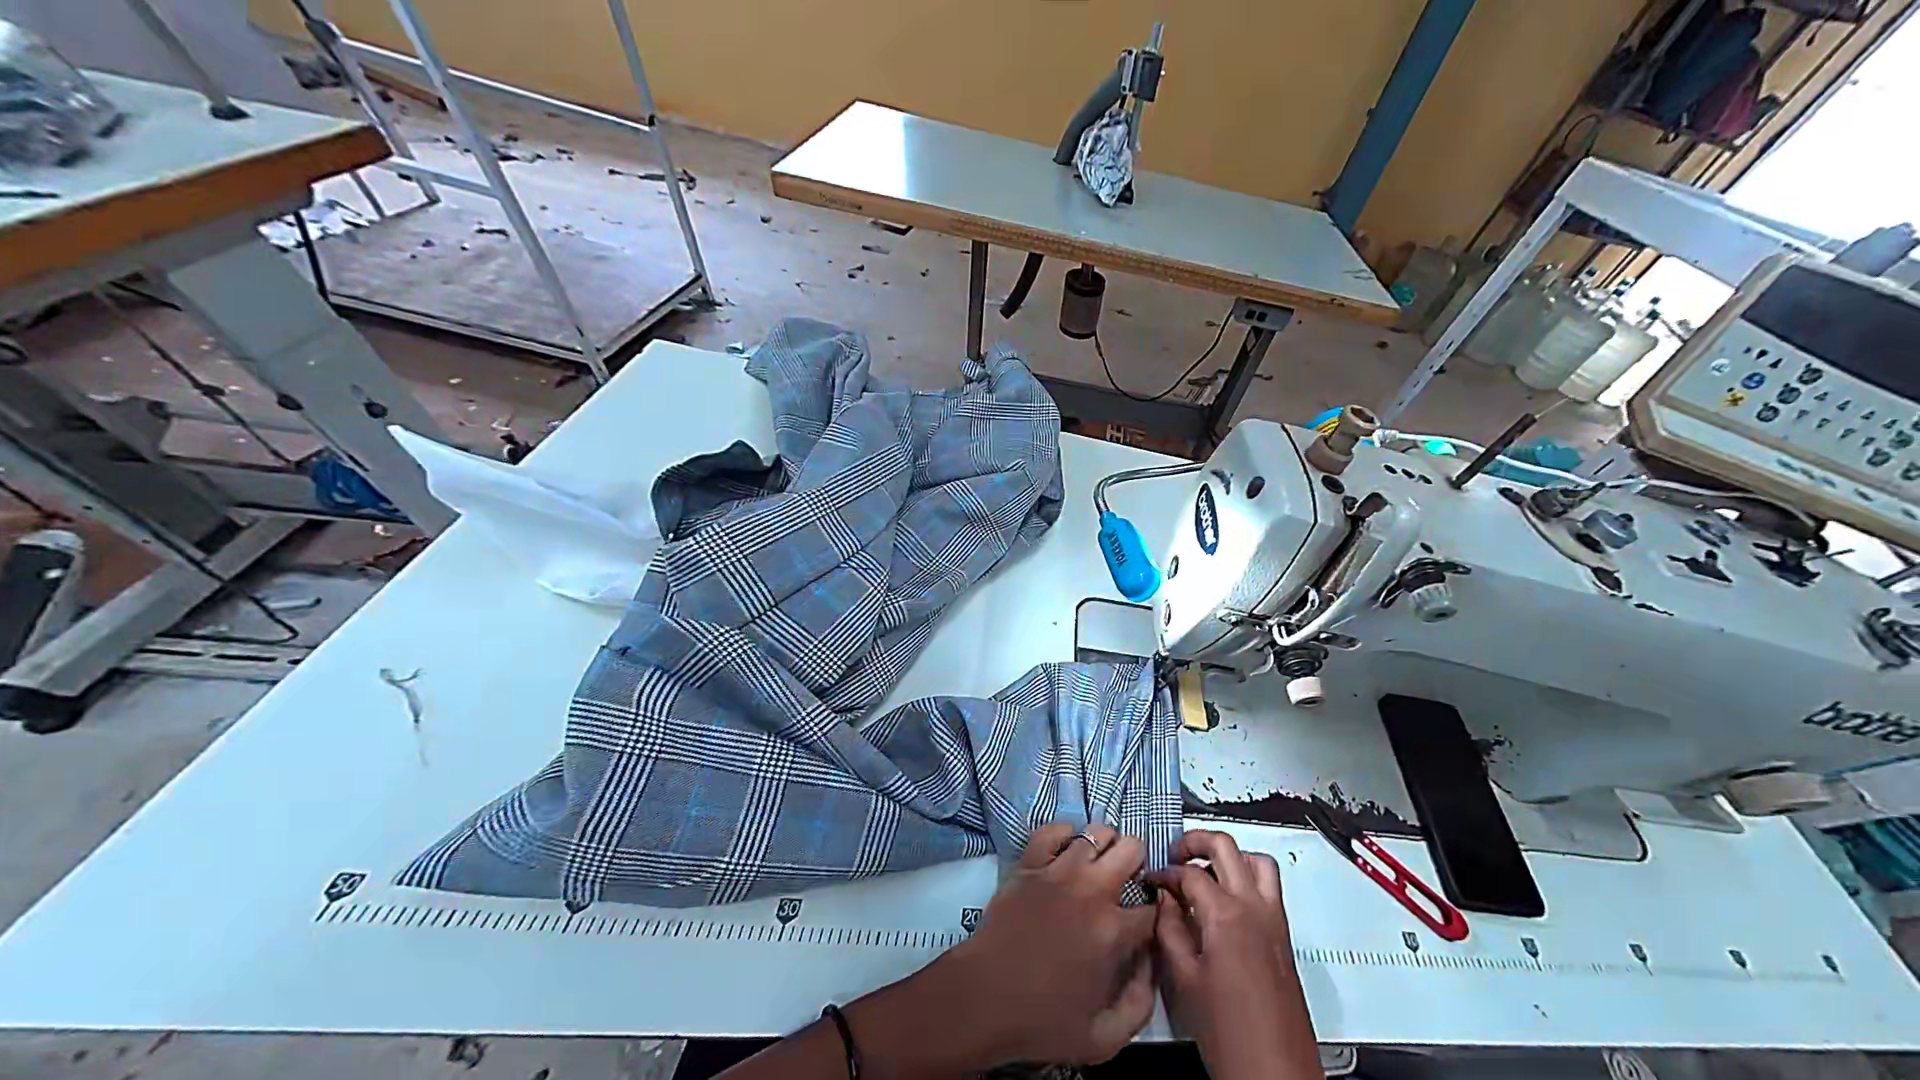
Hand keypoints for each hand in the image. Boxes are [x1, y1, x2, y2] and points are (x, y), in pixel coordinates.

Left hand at [914, 821, 1157, 1065]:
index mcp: (1113, 931)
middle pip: (1132, 850)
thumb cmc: (1043, 1020)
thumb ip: (1141, 1003)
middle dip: (1137, 864)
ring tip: (1099, 864)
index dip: (1157, 912)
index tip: (1147, 920)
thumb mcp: (1105, 1038)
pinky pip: (1052, 830)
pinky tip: (1067, 850)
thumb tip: (1151, 964)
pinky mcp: (1028, 864)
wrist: (984, 997)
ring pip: (1096, 833)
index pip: (1153, 908)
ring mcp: (1057, 871)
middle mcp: (1091, 891)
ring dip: (1105, 846)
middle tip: (1126, 882)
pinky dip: (1065, 834)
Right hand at [1149, 830, 1320, 1079]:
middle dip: (1194, 842)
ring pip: (1256, 860)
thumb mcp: (1183, 979)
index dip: (1163, 872)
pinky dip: (1246, 877)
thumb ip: (1169, 930)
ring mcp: (1274, 920)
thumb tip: (1163, 902)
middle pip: (1225, 846)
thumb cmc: (1232, 1036)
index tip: (1151, 881)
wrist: (1276, 1074)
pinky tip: (1224, 898)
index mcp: (1226, 915)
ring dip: (1228, 855)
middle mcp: (1254, 908)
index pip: (1188, 872)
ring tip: (1203, 867)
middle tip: (1174, 855)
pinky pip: (1268, 886)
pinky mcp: (1284, 937)